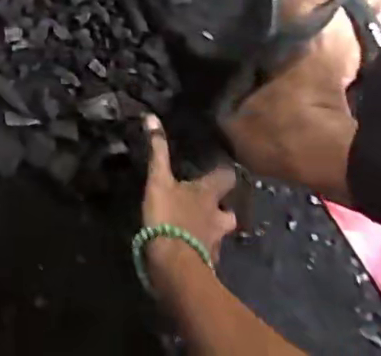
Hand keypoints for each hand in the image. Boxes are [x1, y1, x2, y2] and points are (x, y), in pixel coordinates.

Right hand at [137, 115, 305, 355]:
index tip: (220, 165)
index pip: (226, 178)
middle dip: (222, 206)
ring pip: (219, 230)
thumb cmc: (169, 214)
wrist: (175, 263)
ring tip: (196, 223)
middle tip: (208, 201)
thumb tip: (152, 117)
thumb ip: (157, 151)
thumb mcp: (158, 179)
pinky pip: (207, 248)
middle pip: (229, 210)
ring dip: (212, 226)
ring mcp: (216, 241)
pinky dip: (200, 244)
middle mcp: (219, 217)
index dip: (224, 171)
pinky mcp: (207, 260)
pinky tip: (187, 242)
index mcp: (209, 195)